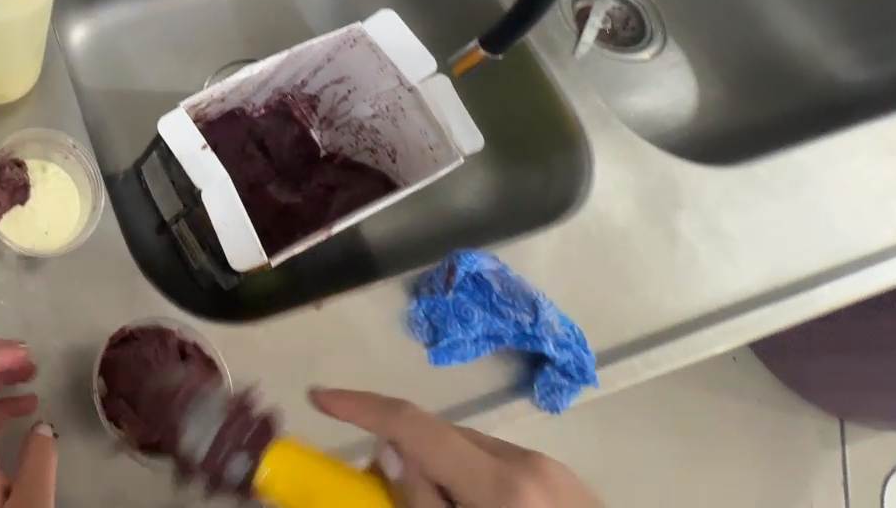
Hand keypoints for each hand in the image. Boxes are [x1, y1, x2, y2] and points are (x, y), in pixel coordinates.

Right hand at [310, 389, 601, 507]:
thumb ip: (422, 502)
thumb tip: (392, 453)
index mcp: (503, 483)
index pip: (412, 422)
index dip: (358, 406)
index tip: (317, 398)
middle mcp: (531, 465)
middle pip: (442, 436)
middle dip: (405, 453)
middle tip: (379, 488)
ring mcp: (561, 477)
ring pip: (473, 454)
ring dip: (443, 474)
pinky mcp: (578, 494)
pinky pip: (506, 473)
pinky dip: (478, 488)